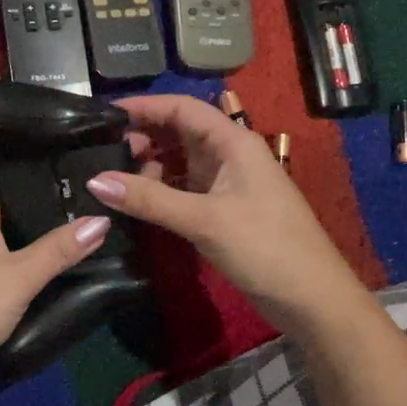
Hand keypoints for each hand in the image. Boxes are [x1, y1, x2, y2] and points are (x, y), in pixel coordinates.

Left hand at [0, 155, 108, 403]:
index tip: (41, 129)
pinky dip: (19, 243)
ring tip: (71, 200)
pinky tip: (49, 246)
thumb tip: (101, 218)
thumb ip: (59, 250)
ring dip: (25, 213)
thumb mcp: (19, 277)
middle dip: (26, 178)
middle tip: (72, 165)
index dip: (3, 140)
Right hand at [84, 94, 362, 325]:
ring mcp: (227, 183)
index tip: (103, 115)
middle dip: (142, 137)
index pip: (182, 108)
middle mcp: (229, 155)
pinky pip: (183, 187)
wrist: (312, 299)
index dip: (144, 106)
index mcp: (233, 142)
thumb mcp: (203, 220)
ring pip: (179, 160)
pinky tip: (136, 201)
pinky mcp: (222, 209)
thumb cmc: (265, 247)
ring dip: (148, 165)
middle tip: (101, 153)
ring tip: (113, 179)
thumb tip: (94, 180)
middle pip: (178, 131)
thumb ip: (149, 199)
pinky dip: (159, 189)